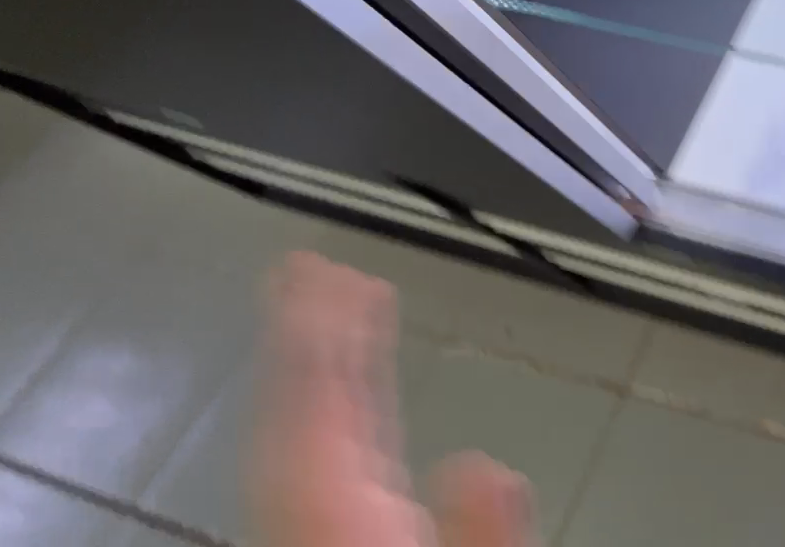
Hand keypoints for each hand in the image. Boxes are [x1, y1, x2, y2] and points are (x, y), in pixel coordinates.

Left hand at [255, 251, 537, 546]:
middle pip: (301, 409)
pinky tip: (346, 371)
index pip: (320, 413)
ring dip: (317, 353)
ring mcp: (327, 512)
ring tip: (335, 297)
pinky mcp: (341, 515)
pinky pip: (329, 438)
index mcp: (344, 519)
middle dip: (307, 334)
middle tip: (311, 266)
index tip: (322, 280)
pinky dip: (335, 391)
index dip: (316, 341)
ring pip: (306, 421)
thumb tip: (478, 462)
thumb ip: (483, 535)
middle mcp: (322, 508)